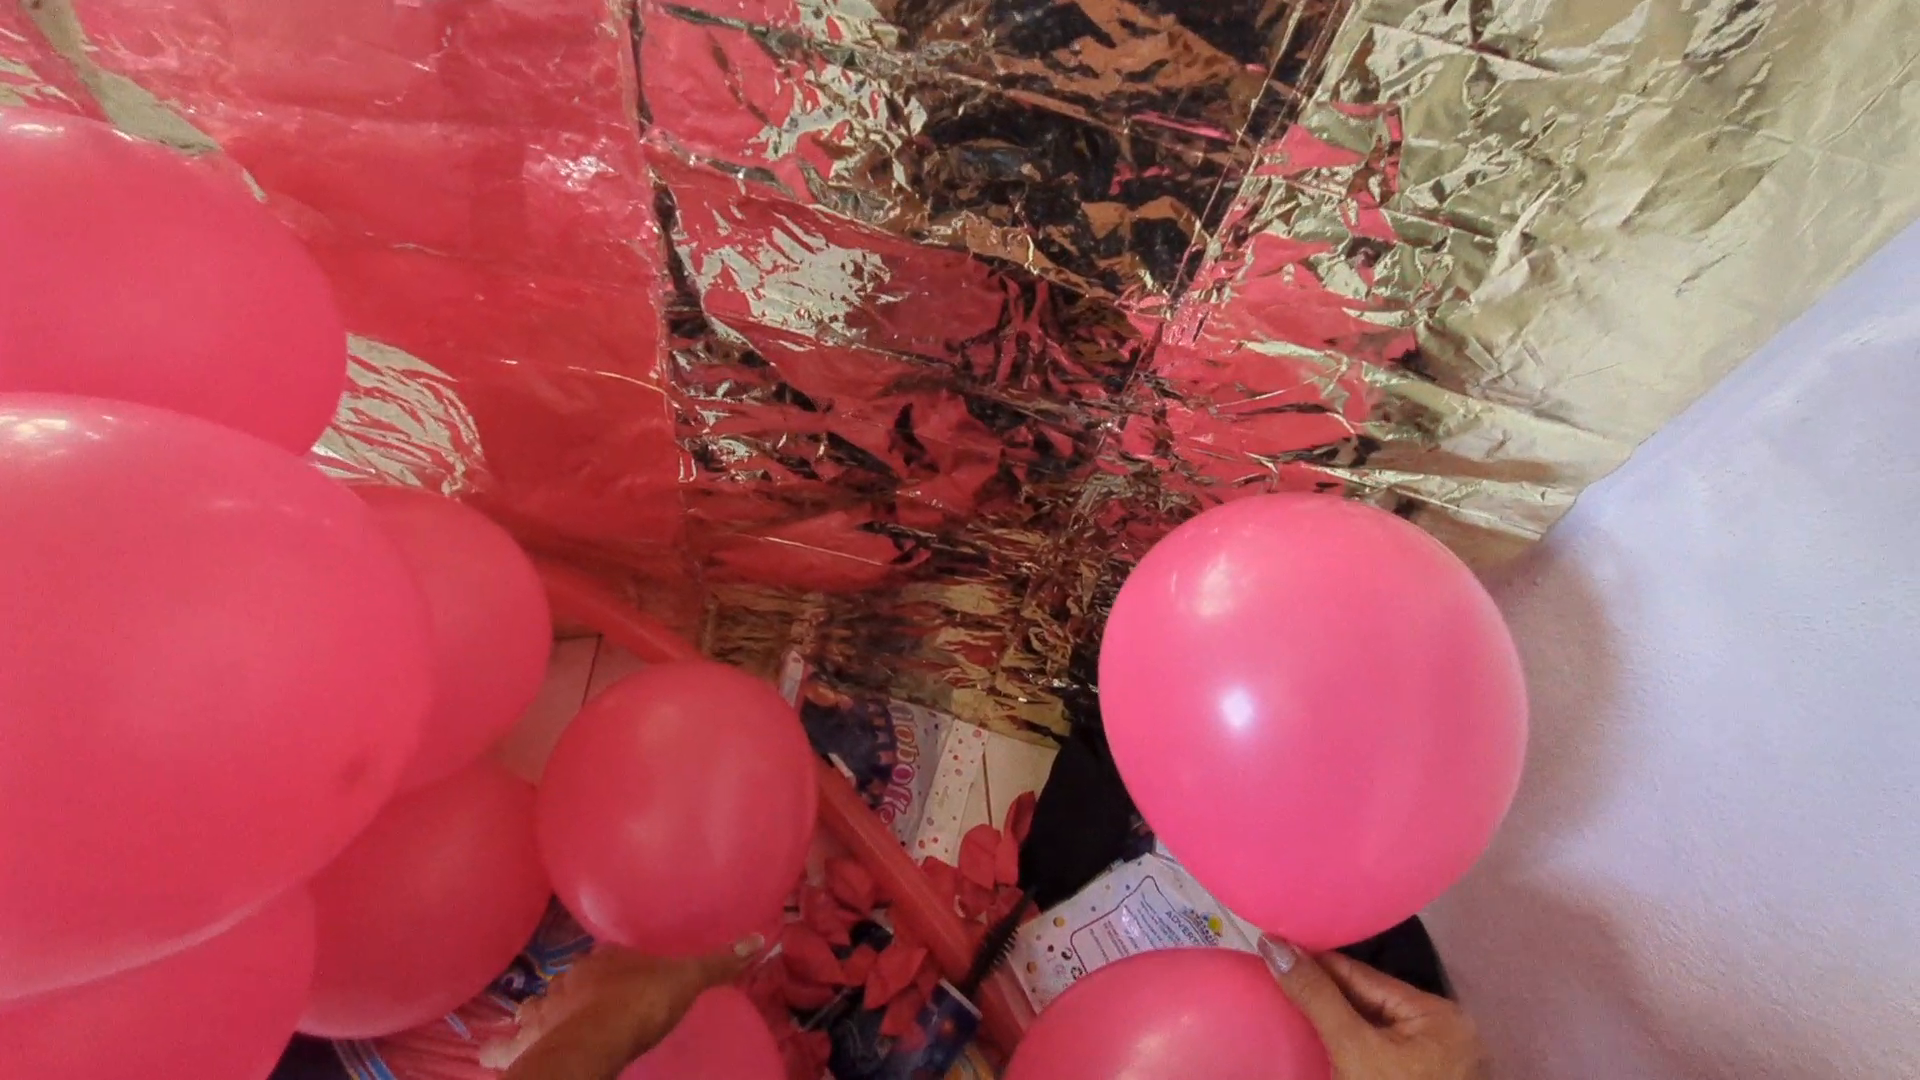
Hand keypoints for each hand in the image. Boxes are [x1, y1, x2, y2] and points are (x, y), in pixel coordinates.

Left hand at [499, 937, 760, 1079]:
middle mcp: (572, 977)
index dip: (607, 964)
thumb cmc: (641, 1004)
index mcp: (608, 959)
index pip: (605, 954)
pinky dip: (501, 1046)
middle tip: (571, 1001)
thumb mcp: (689, 981)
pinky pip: (507, 1042)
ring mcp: (546, 1008)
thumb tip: (761, 937)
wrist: (593, 1043)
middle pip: (569, 979)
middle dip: (568, 990)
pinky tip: (492, 1051)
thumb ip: (720, 962)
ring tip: (529, 1024)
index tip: (609, 970)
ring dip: (532, 1015)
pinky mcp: (527, 1041)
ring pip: (535, 1006)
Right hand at [1260, 937, 1489, 1079]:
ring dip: (1328, 1017)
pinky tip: (1315, 1039)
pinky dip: (1344, 1044)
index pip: (1359, 972)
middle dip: (1319, 992)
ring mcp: (1436, 1064)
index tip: (1267, 951)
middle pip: (1364, 998)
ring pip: (1367, 1025)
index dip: (1312, 962)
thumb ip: (1315, 994)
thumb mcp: (1353, 1051)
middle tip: (1268, 978)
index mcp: (1439, 1015)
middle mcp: (1444, 1033)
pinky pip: (1374, 1051)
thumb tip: (1273, 942)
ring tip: (1284, 1003)